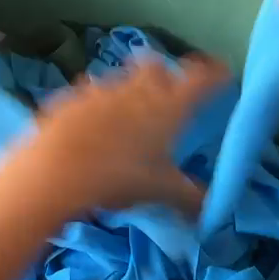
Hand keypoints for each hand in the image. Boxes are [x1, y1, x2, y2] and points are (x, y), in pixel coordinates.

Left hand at [0, 55, 227, 216]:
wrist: (55, 169)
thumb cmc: (119, 176)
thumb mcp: (160, 192)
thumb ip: (188, 198)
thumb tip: (209, 212)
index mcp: (168, 105)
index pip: (200, 79)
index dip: (214, 74)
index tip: (223, 74)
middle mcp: (137, 89)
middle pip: (156, 67)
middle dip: (164, 75)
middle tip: (167, 96)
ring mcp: (101, 90)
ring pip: (121, 80)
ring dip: (127, 93)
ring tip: (127, 120)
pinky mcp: (70, 99)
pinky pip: (89, 96)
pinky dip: (96, 108)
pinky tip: (92, 131)